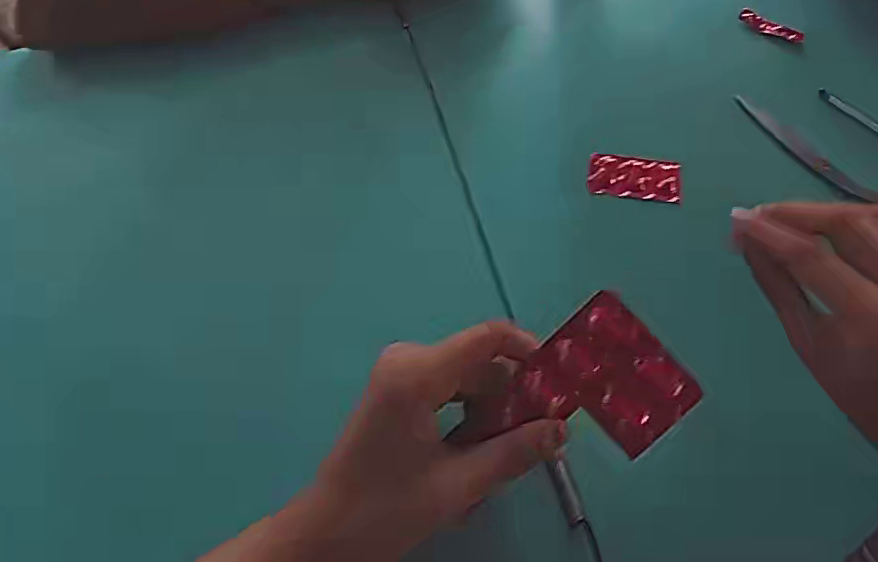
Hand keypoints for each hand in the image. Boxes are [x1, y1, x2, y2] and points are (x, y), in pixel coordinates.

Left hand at [269, 321, 566, 561]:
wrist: (316, 542)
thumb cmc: (381, 513)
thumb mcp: (455, 487)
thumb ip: (514, 452)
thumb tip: (561, 430)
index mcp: (418, 372)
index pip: (489, 336)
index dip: (528, 350)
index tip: (554, 380)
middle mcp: (411, 358)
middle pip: (482, 362)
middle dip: (509, 398)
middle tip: (531, 436)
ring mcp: (402, 371)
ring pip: (470, 377)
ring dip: (489, 413)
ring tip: (494, 456)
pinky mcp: (400, 387)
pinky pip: (452, 388)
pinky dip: (469, 415)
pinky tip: (471, 453)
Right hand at [731, 202, 877, 498]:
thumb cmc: (859, 396)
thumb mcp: (809, 345)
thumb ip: (778, 285)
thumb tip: (747, 240)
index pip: (815, 259)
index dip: (771, 234)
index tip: (738, 220)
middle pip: (846, 225)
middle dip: (795, 213)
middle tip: (759, 214)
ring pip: (868, 217)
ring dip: (820, 211)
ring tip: (783, 216)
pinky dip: (850, 220)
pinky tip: (822, 224)